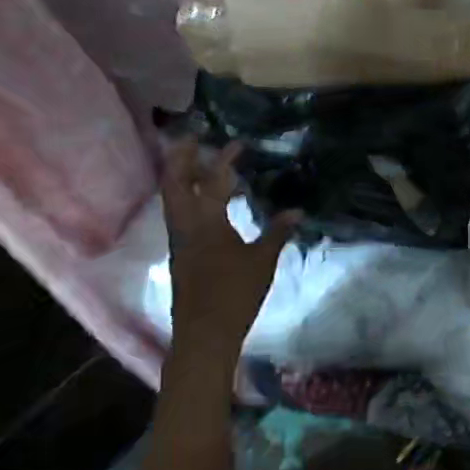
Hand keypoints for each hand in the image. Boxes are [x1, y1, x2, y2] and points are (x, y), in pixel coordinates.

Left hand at [162, 137, 298, 349]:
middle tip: (194, 138)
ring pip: (171, 198)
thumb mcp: (263, 260)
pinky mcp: (178, 253)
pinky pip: (176, 214)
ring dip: (180, 176)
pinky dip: (186, 198)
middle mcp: (185, 224)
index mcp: (207, 221)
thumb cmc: (235, 293)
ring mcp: (177, 239)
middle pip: (174, 181)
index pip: (214, 181)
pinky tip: (202, 202)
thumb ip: (277, 232)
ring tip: (196, 163)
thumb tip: (298, 210)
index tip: (238, 143)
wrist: (204, 331)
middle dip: (183, 157)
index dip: (226, 159)